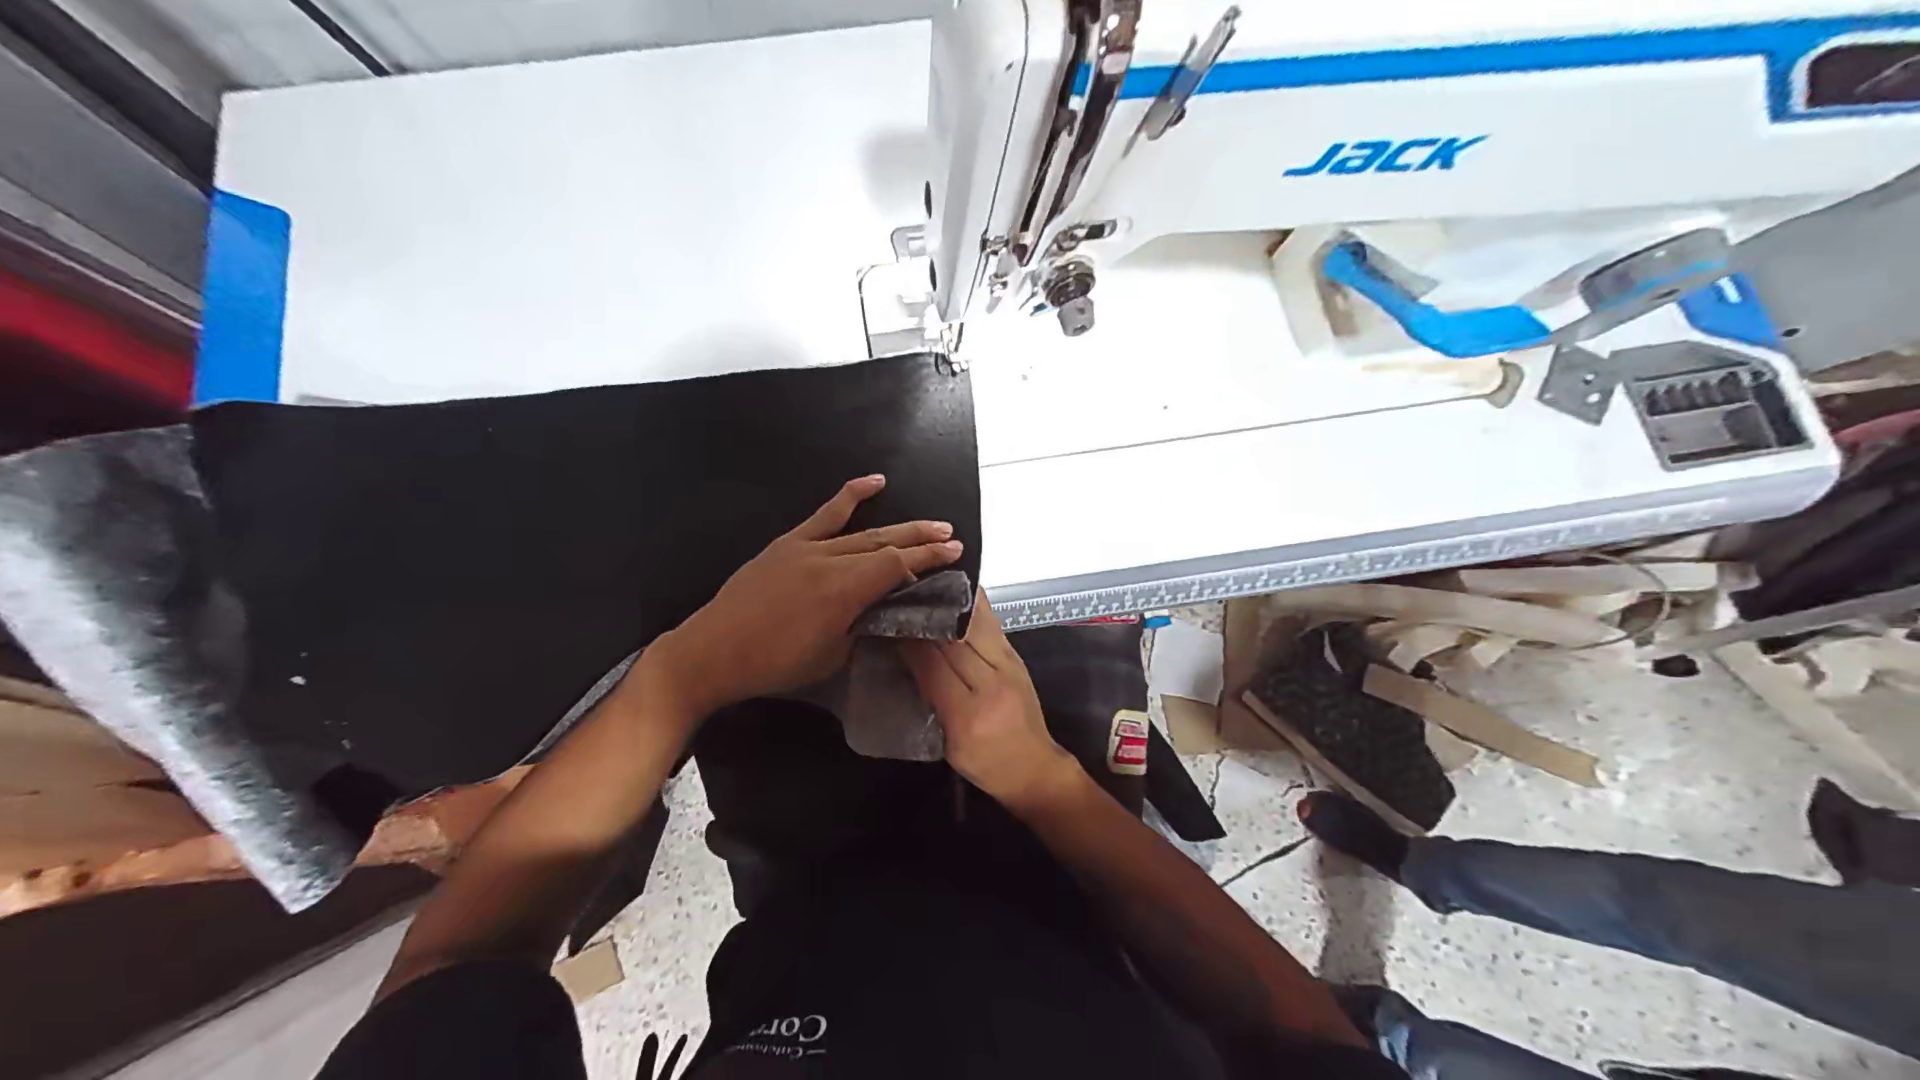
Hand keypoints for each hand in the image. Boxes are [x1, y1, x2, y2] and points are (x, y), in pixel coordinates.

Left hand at [643, 474, 962, 715]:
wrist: (713, 652)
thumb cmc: (774, 664)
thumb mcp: (830, 657)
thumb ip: (861, 630)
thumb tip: (881, 616)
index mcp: (842, 591)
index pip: (896, 566)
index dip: (928, 558)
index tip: (954, 551)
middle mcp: (829, 561)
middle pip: (885, 543)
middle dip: (921, 539)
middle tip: (949, 535)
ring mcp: (806, 548)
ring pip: (862, 531)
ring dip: (897, 527)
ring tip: (927, 524)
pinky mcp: (787, 544)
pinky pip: (824, 516)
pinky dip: (849, 496)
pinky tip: (871, 482)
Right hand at [901, 597, 1079, 811]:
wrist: (1033, 767)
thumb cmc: (984, 763)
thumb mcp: (945, 743)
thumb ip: (927, 700)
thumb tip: (904, 656)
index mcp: (967, 716)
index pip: (932, 667)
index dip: (910, 642)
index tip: (888, 623)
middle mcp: (991, 686)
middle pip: (954, 639)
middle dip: (927, 616)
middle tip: (902, 594)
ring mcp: (1009, 667)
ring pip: (976, 624)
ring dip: (951, 601)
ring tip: (928, 581)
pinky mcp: (1016, 656)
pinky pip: (992, 624)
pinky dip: (972, 606)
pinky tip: (957, 591)